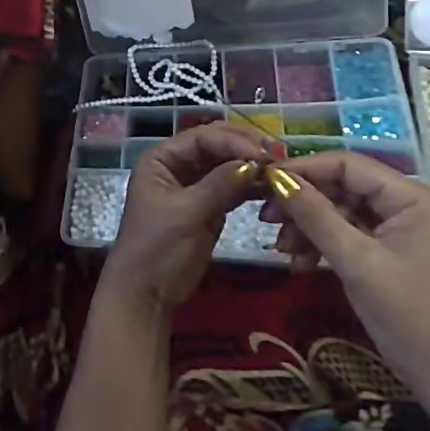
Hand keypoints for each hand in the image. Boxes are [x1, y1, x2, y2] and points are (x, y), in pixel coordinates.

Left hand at [101, 121, 277, 311]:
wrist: (147, 292)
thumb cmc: (156, 248)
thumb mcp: (186, 213)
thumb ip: (218, 185)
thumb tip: (255, 163)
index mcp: (160, 159)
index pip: (201, 137)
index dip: (233, 141)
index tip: (265, 154)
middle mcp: (176, 166)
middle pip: (216, 146)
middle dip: (246, 149)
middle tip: (280, 156)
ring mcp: (194, 186)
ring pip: (228, 166)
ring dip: (253, 167)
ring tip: (282, 172)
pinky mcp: (209, 206)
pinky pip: (233, 188)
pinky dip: (252, 187)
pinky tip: (273, 188)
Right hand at [259, 151, 429, 395]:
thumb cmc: (409, 317)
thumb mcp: (355, 262)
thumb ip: (315, 215)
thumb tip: (277, 178)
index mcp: (416, 199)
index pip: (349, 164)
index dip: (304, 169)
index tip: (263, 182)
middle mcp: (413, 206)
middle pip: (344, 187)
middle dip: (303, 202)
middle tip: (265, 219)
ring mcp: (405, 230)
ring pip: (343, 212)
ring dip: (309, 227)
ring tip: (281, 249)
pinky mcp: (396, 252)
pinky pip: (352, 234)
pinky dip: (324, 245)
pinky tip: (301, 264)